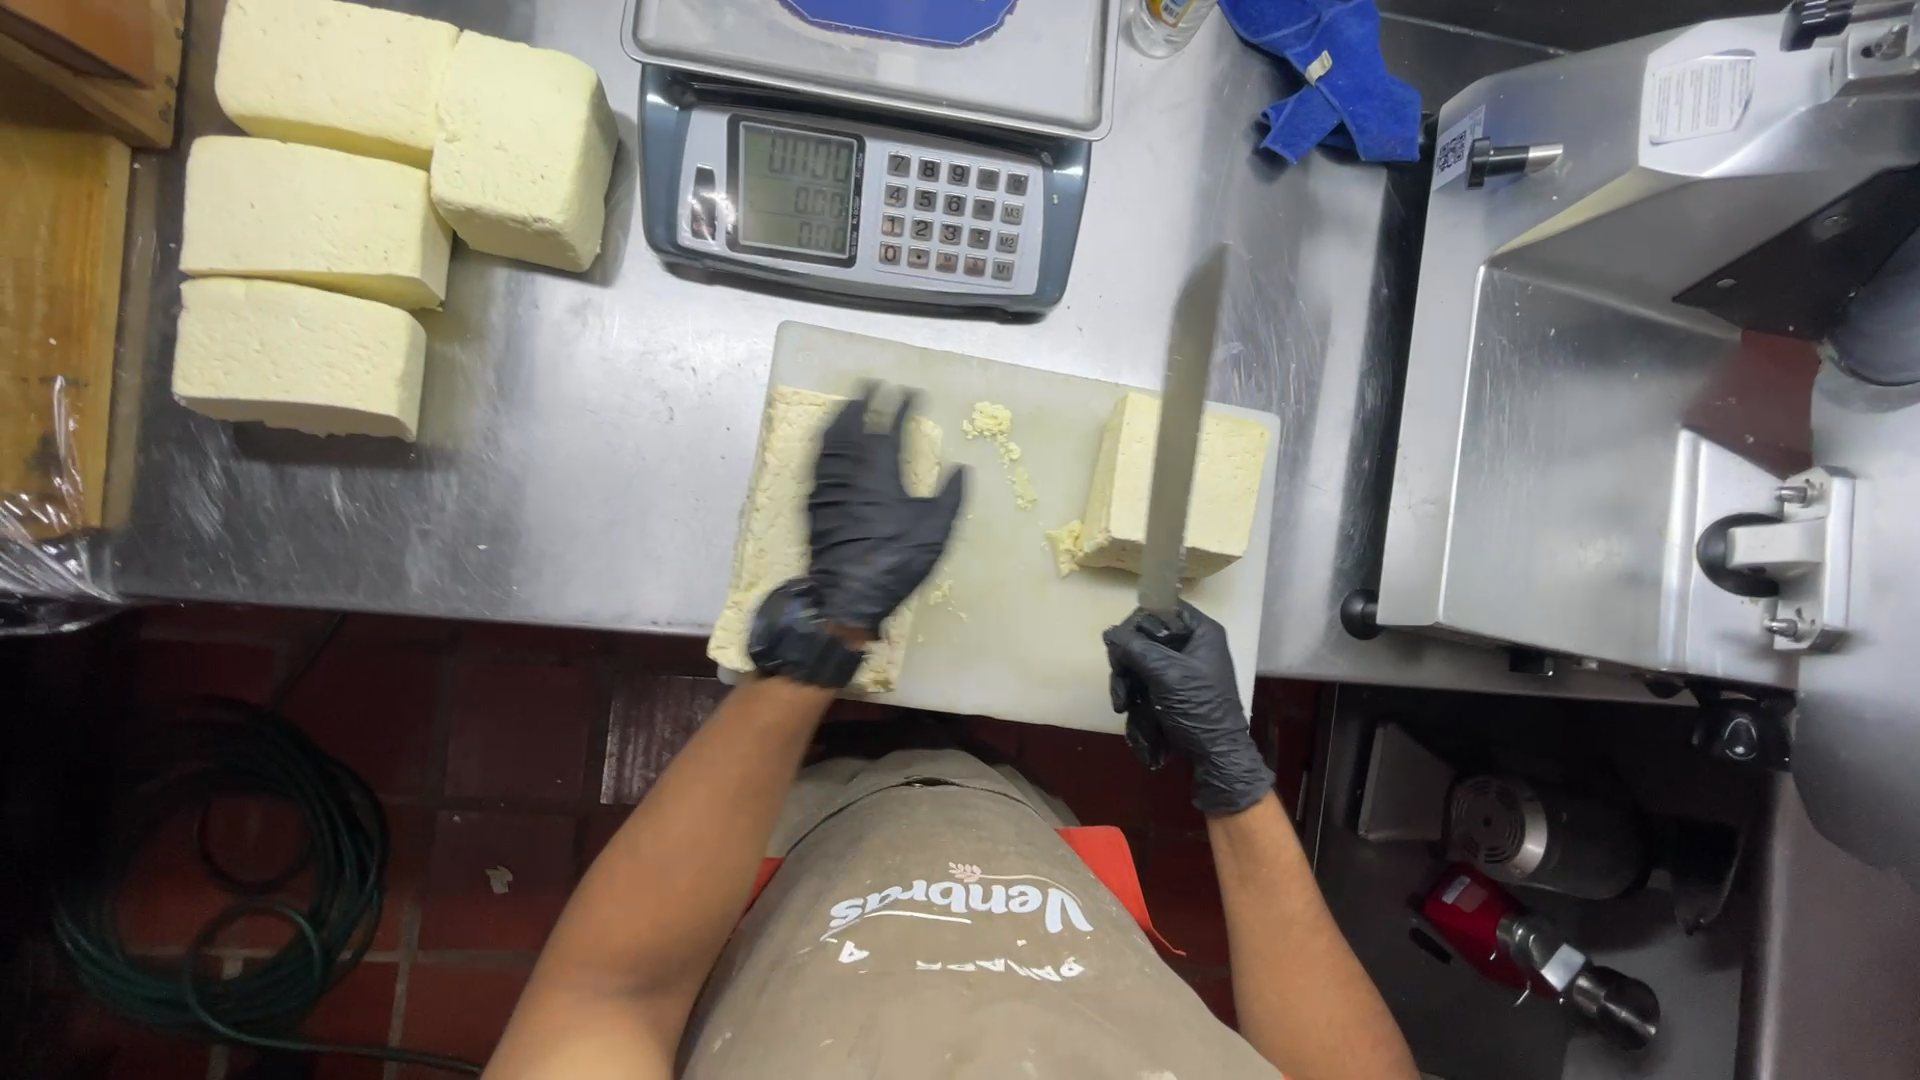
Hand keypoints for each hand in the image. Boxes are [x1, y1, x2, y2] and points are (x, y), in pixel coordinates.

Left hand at [808, 384, 966, 634]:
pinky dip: (825, 442)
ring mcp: (829, 484)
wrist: (847, 595)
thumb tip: (962, 469)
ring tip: (849, 404)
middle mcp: (851, 469)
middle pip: (854, 423)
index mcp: (881, 471)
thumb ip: (950, 496)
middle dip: (864, 400)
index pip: (892, 426)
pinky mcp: (816, 502)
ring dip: (841, 416)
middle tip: (874, 384)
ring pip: (831, 439)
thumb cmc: (896, 561)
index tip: (912, 392)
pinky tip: (829, 443)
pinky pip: (818, 460)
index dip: (902, 406)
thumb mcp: (934, 530)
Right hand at [1104, 601, 1274, 816]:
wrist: (1213, 754)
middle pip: (1144, 634)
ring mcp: (1179, 666)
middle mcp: (1190, 643)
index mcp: (1200, 631)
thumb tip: (1108, 632)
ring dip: (1125, 678)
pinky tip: (1125, 706)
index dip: (1139, 622)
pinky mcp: (1169, 686)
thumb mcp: (1165, 673)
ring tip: (1121, 702)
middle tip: (1119, 675)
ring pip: (1138, 657)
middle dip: (1127, 658)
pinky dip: (1131, 690)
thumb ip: (1134, 648)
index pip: (1162, 607)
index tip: (1122, 642)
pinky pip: (1141, 676)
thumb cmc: (1198, 708)